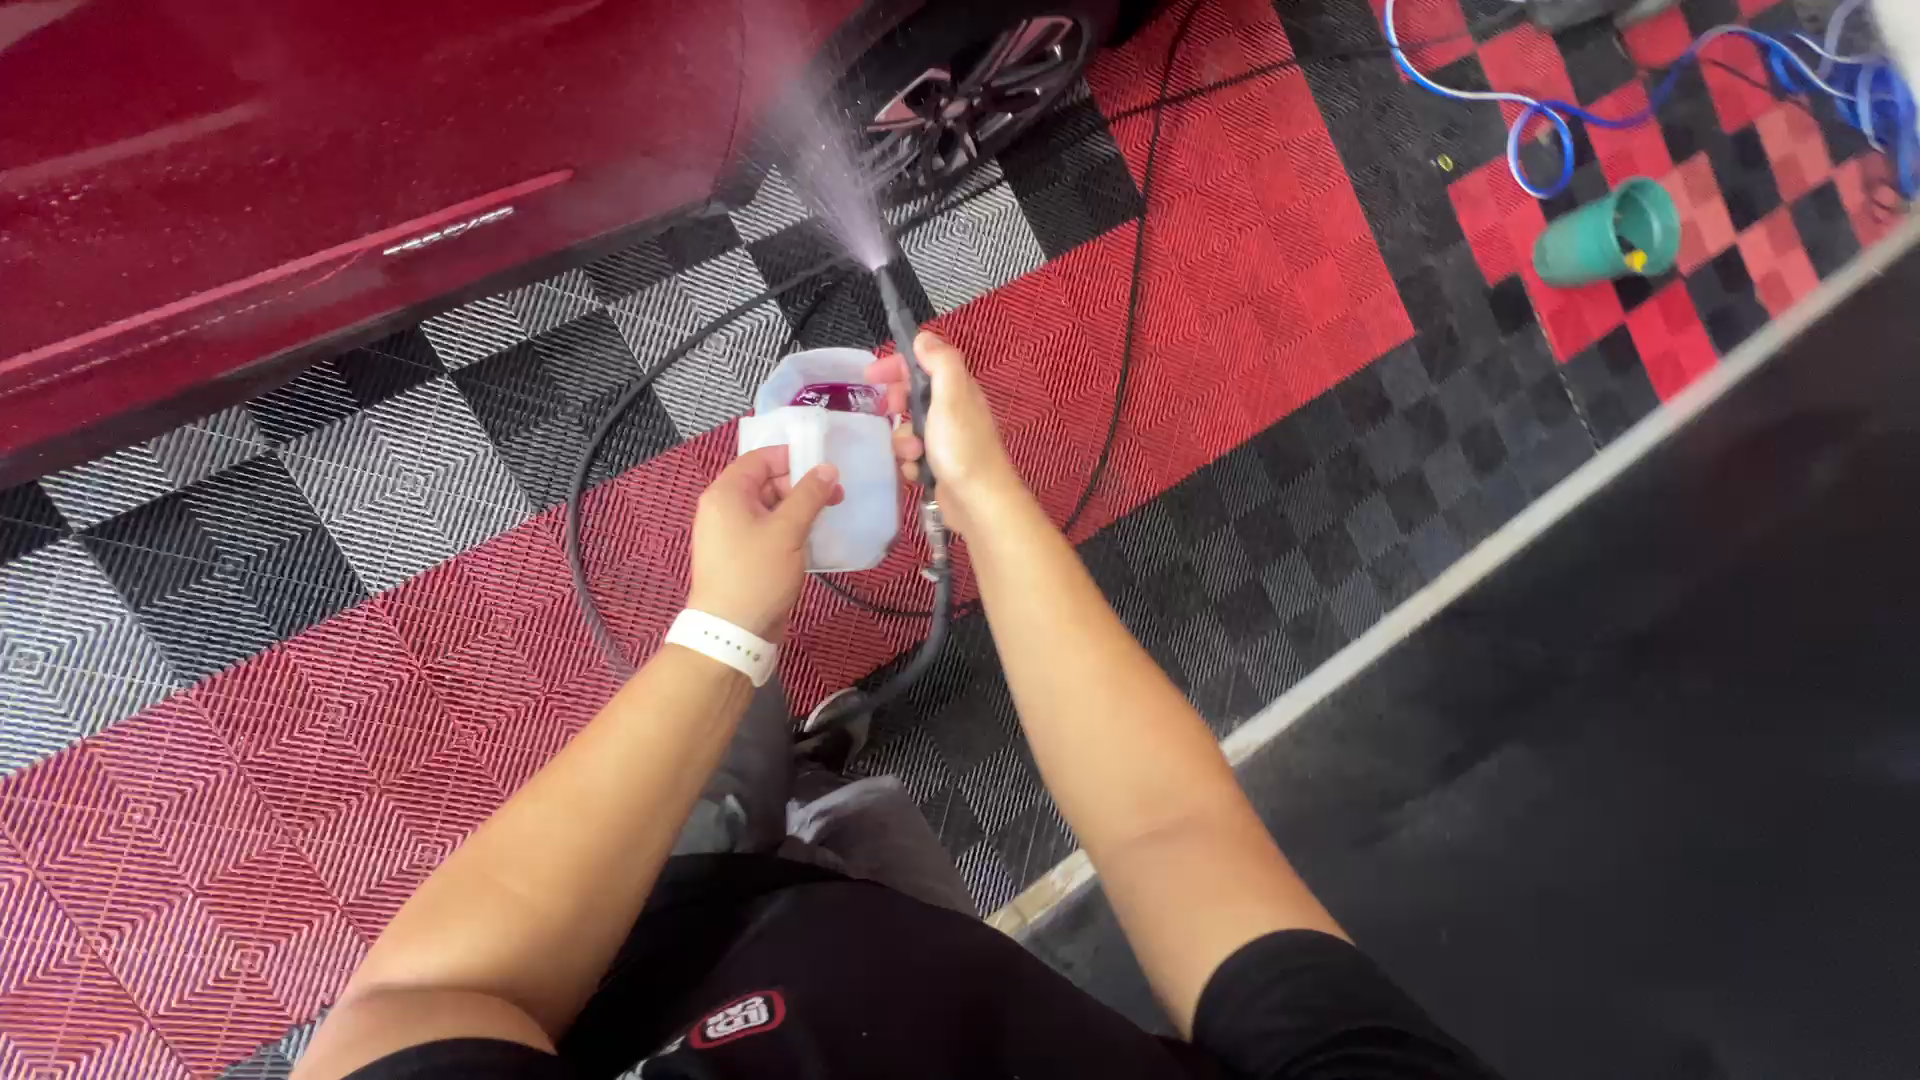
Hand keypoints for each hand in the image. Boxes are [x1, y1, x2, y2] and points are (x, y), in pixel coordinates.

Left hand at [687, 446, 841, 642]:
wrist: (732, 632)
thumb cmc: (756, 574)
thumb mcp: (787, 530)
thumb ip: (809, 495)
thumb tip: (827, 469)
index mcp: (726, 494)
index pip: (758, 459)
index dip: (791, 457)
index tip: (824, 466)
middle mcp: (724, 509)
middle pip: (765, 482)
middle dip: (801, 485)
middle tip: (836, 495)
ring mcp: (732, 535)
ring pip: (770, 509)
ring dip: (799, 509)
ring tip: (829, 516)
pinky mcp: (742, 557)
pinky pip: (768, 531)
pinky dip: (790, 529)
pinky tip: (814, 537)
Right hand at [866, 331, 1022, 535]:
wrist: (977, 501)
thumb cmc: (962, 447)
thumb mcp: (952, 396)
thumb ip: (940, 362)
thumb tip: (924, 337)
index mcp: (958, 389)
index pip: (923, 364)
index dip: (896, 366)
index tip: (871, 375)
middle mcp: (953, 411)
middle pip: (913, 396)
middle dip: (897, 405)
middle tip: (890, 411)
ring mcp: (945, 440)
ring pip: (908, 429)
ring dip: (903, 441)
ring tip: (914, 453)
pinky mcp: (938, 465)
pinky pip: (911, 456)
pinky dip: (910, 463)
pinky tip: (917, 472)